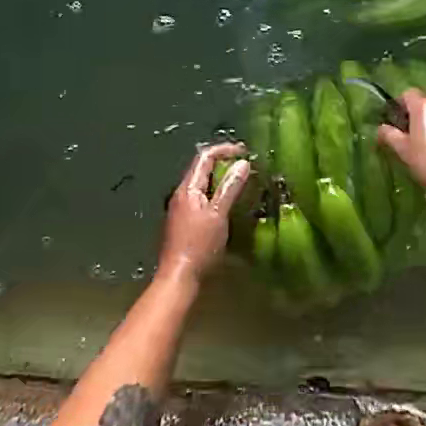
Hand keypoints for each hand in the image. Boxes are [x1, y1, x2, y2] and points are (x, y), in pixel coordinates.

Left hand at [158, 141, 250, 286]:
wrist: (179, 276)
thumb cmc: (200, 244)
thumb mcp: (219, 214)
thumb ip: (230, 187)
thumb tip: (242, 163)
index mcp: (188, 189)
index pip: (204, 157)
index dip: (224, 149)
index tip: (245, 151)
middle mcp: (181, 194)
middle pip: (201, 167)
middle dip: (223, 160)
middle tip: (246, 163)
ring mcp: (181, 207)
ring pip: (202, 181)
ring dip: (221, 175)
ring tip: (242, 178)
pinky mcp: (184, 219)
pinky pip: (202, 194)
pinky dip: (217, 189)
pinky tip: (229, 199)